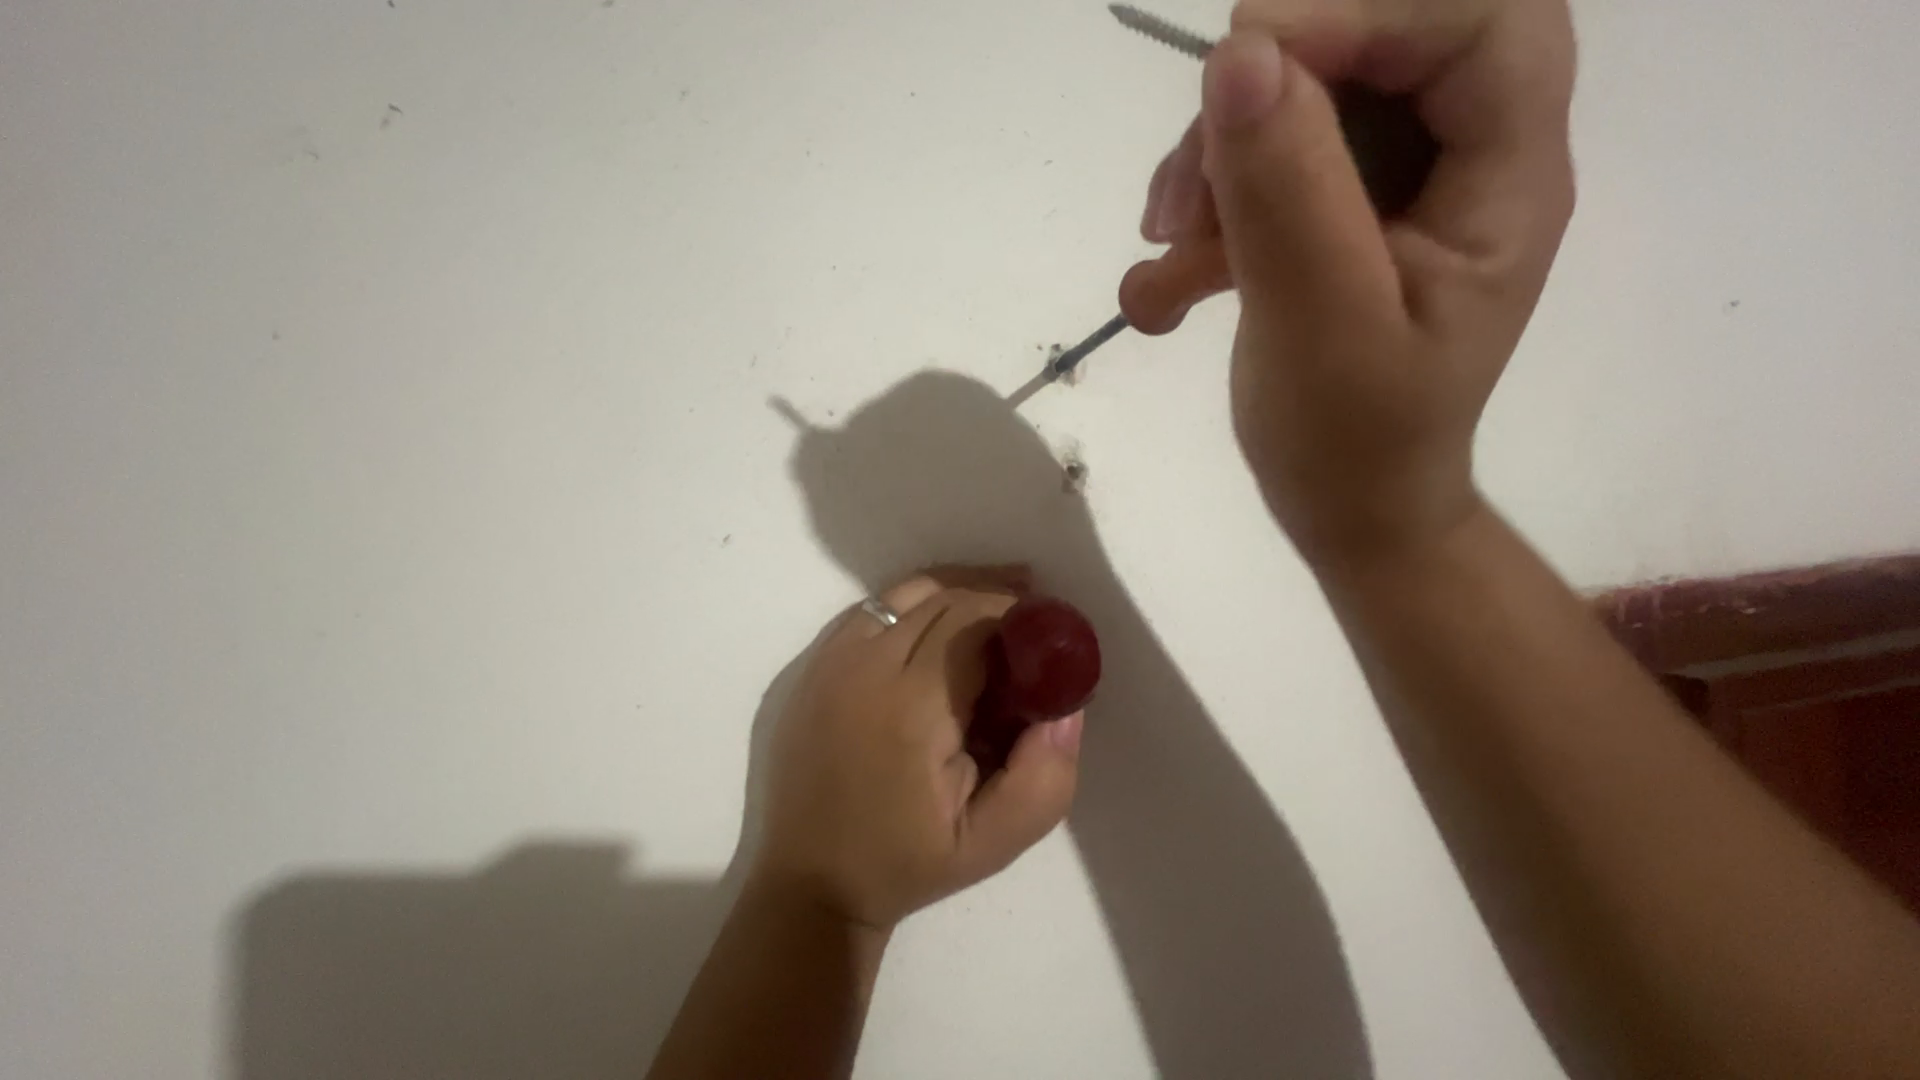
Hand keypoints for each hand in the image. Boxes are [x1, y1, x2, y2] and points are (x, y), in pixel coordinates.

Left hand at [752, 568, 1082, 930]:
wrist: (812, 881)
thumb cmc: (906, 862)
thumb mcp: (993, 842)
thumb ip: (1045, 777)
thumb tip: (1066, 707)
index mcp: (912, 705)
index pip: (975, 622)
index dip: (1020, 616)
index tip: (1051, 634)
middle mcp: (866, 666)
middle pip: (943, 598)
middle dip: (996, 597)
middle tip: (1035, 619)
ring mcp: (832, 661)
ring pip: (905, 592)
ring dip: (957, 589)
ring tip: (998, 602)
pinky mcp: (814, 667)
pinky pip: (873, 609)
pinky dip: (914, 603)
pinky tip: (939, 622)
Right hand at [1118, 0, 1576, 563]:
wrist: (1344, 510)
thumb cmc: (1353, 442)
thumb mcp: (1319, 325)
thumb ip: (1286, 193)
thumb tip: (1237, 57)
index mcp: (1503, 181)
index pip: (1476, 22)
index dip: (1365, 13)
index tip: (1244, 58)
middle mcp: (1458, 165)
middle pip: (1372, 54)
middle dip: (1262, 106)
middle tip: (1187, 189)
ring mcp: (1390, 193)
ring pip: (1300, 109)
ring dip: (1212, 167)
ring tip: (1164, 250)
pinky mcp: (1332, 220)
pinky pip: (1263, 171)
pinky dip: (1202, 218)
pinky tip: (1165, 288)